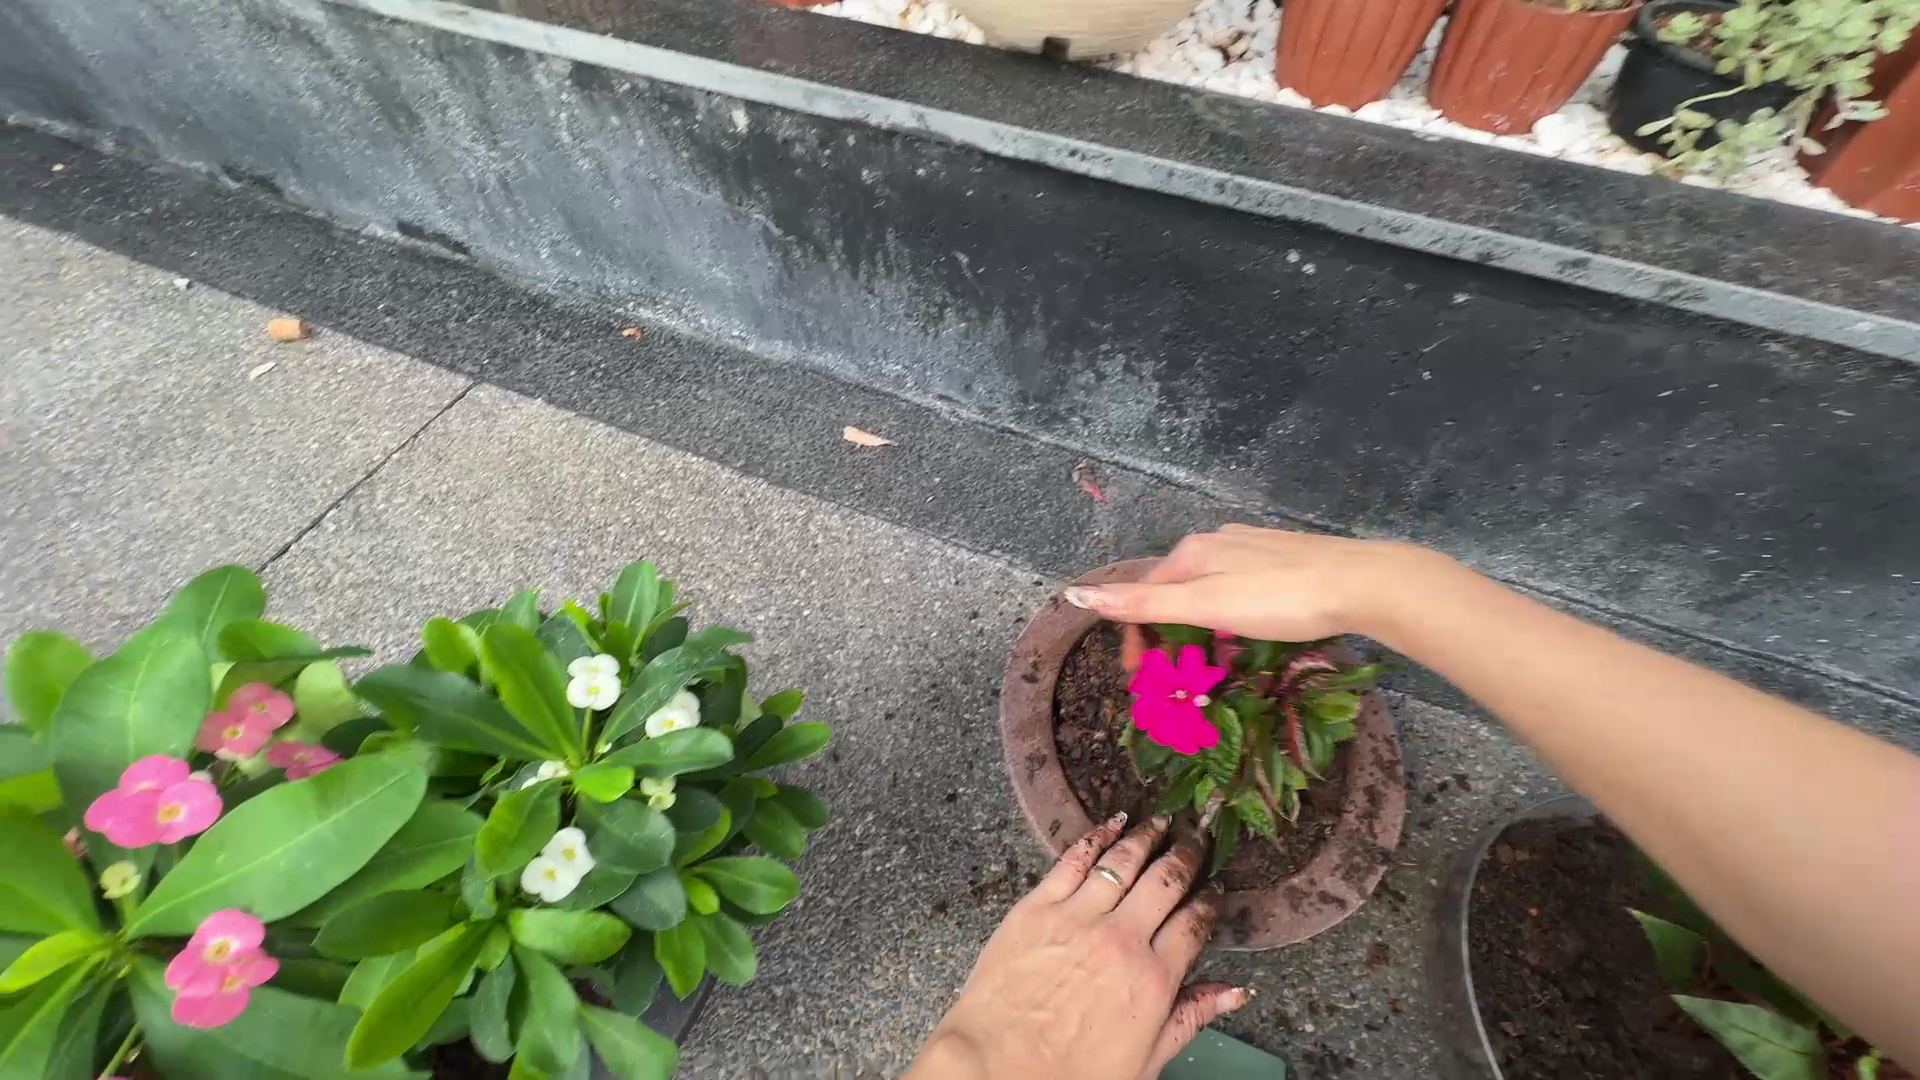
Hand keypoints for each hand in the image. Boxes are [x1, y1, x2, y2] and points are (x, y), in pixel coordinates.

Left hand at [907, 814, 1250, 1079]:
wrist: (997, 1065)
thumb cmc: (1072, 1074)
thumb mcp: (1143, 1060)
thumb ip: (1189, 1017)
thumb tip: (1236, 991)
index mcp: (1152, 979)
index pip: (1193, 925)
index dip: (1208, 902)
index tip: (1215, 888)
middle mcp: (1121, 938)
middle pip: (1164, 882)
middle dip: (1185, 857)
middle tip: (1196, 839)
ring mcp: (1078, 915)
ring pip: (1123, 862)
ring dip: (1146, 837)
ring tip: (1160, 821)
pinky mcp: (1039, 904)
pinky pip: (1073, 859)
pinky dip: (1097, 837)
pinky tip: (1112, 823)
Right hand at [1063, 526, 1436, 649]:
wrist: (1364, 583)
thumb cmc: (1279, 599)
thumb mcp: (1205, 605)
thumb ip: (1144, 602)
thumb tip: (1078, 594)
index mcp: (1190, 554)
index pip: (1143, 596)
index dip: (1135, 639)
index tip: (1141, 681)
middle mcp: (1214, 543)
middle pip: (1174, 594)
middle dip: (1167, 638)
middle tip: (1177, 681)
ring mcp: (1249, 549)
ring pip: (1207, 594)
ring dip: (1199, 633)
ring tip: (1213, 667)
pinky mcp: (1280, 559)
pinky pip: (1236, 592)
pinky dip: (1227, 620)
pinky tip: (1247, 636)